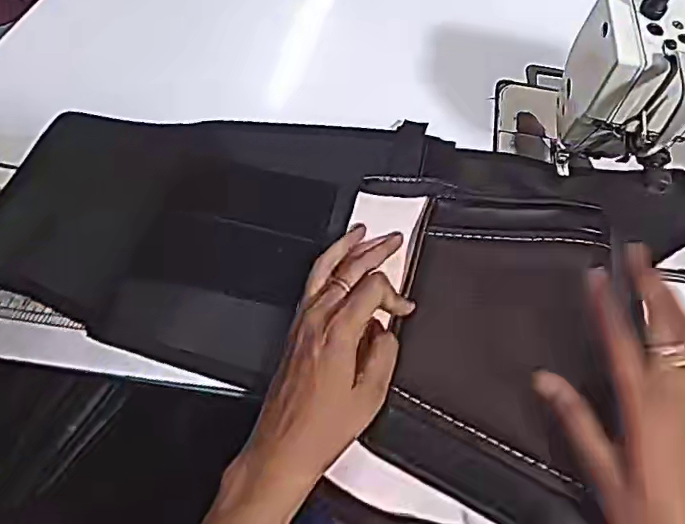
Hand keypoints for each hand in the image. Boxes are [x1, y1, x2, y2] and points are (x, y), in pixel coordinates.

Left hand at [204, 225, 415, 523]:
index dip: (395, 294)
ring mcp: (302, 321)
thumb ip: (385, 352)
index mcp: (337, 332)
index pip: (373, 288)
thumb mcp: (370, 396)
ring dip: (347, 247)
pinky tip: (336, 261)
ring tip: (361, 232)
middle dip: (376, 250)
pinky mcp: (293, 328)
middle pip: (349, 268)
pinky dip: (328, 263)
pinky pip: (312, 282)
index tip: (404, 308)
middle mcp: (316, 319)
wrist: (280, 451)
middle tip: (394, 239)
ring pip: (325, 268)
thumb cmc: (319, 431)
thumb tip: (387, 331)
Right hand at [534, 244, 684, 523]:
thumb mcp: (602, 471)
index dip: (605, 301)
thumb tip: (545, 382)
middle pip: (663, 323)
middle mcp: (674, 394)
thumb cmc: (650, 514)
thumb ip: (573, 418)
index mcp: (643, 405)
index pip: (619, 337)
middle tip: (638, 254)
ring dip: (675, 299)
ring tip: (662, 275)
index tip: (596, 275)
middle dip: (650, 282)